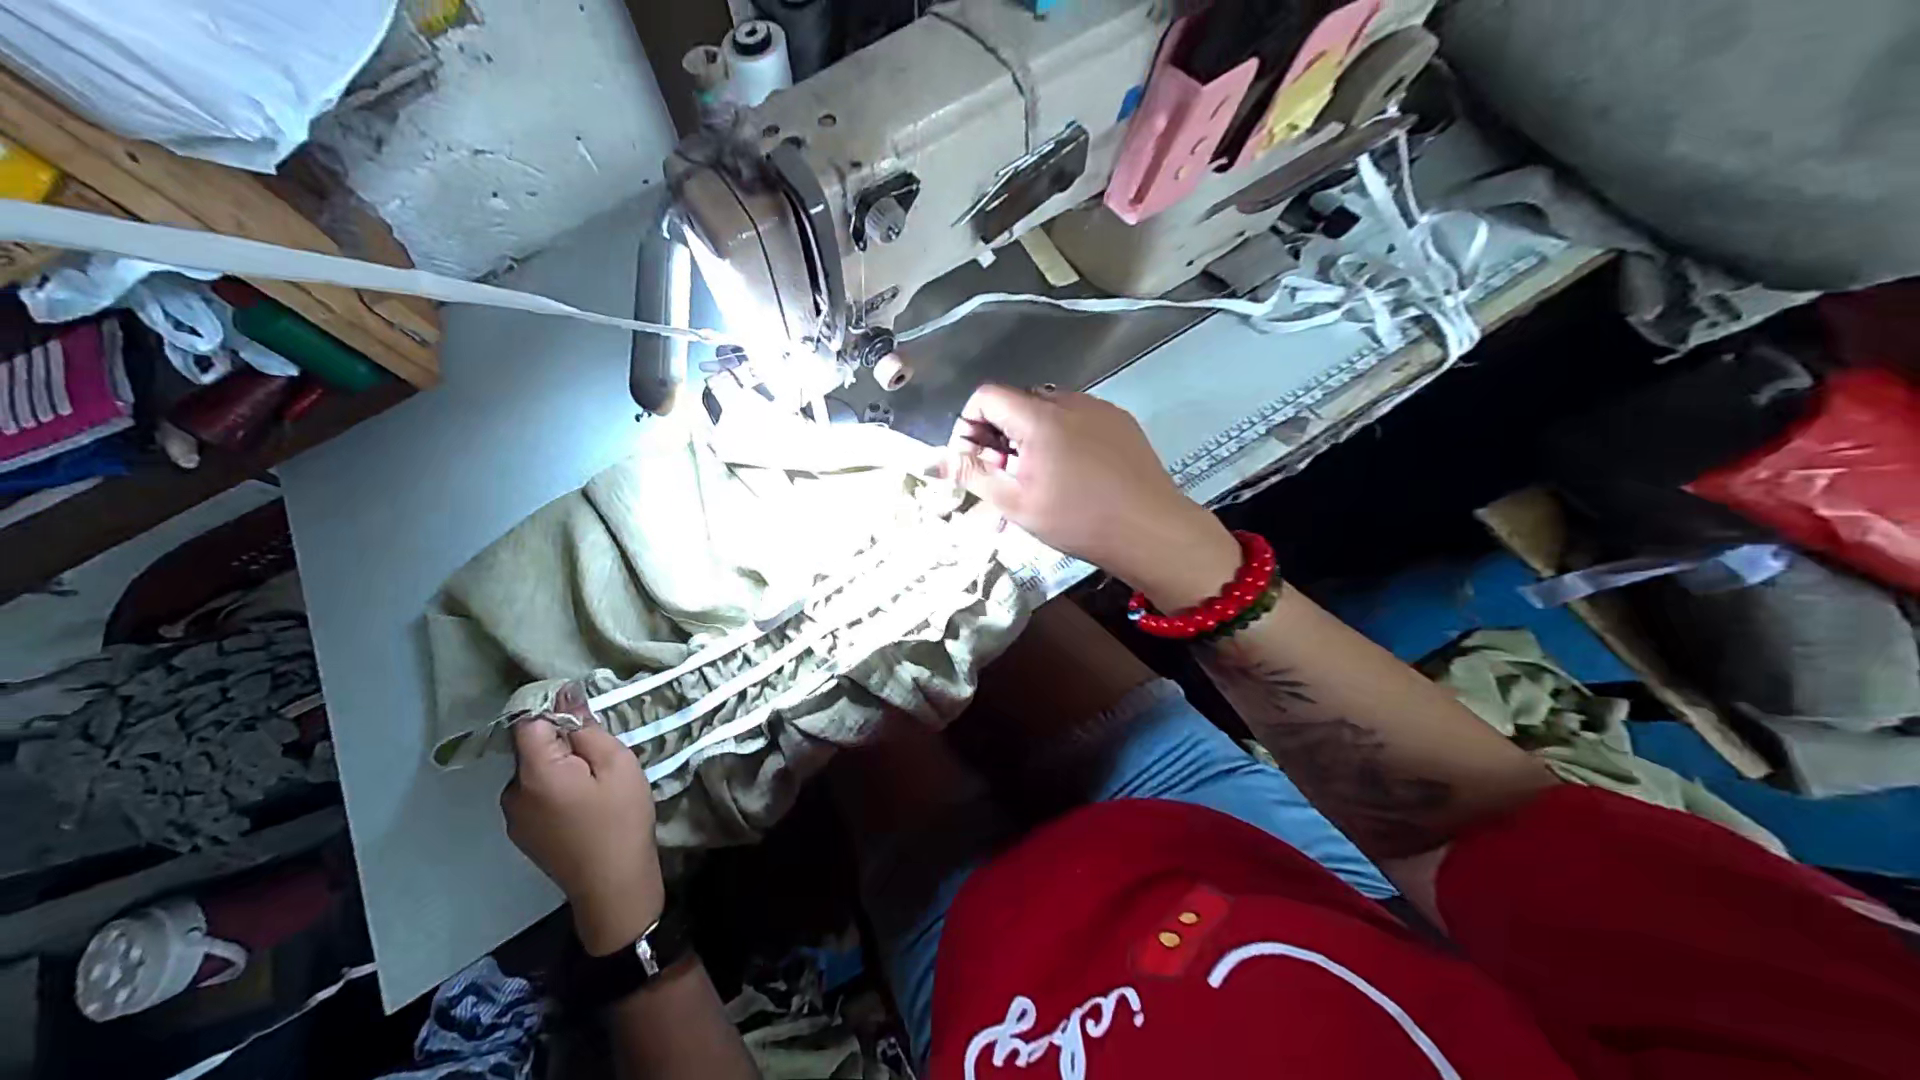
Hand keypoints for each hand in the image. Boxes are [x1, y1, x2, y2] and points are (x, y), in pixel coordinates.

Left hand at [501, 691, 664, 956]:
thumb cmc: (620, 819)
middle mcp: (512, 792)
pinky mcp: (522, 834)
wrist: (613, 885)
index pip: (529, 722)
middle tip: (602, 759)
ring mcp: (513, 817)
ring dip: (560, 768)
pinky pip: (536, 795)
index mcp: (534, 772)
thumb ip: (587, 729)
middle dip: (563, 743)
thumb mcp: (616, 764)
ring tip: (596, 786)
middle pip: (532, 748)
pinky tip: (584, 807)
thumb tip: (566, 696)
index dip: (556, 710)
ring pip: (535, 772)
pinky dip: (556, 790)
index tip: (587, 719)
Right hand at [946, 384, 1240, 607]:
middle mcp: (1069, 401)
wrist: (1150, 530)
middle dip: (999, 435)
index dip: (970, 424)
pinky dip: (1062, 438)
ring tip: (1040, 478)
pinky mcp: (1121, 421)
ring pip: (1047, 411)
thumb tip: (932, 461)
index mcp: (1038, 416)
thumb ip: (971, 475)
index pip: (987, 395)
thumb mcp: (1015, 503)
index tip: (976, 461)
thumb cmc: (1076, 519)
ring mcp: (1099, 408)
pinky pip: (1078, 418)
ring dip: (1030, 437)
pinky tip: (1073, 473)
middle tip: (1005, 476)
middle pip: (1016, 402)